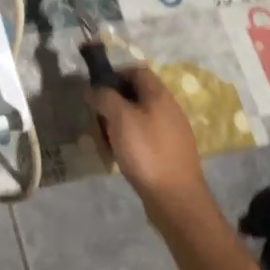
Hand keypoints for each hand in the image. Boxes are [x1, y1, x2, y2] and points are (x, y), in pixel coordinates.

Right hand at [86, 66, 209, 216]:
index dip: (114, 73)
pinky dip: (130, 139)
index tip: (96, 88)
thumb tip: (93, 89)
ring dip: (119, 122)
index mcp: (160, 95)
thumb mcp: (119, 118)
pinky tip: (120, 153)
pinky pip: (145, 136)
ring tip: (105, 137)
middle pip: (137, 94)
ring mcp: (172, 133)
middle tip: (97, 115)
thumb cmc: (146, 151)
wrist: (176, 199)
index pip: (136, 70)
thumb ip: (104, 96)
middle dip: (113, 101)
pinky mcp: (171, 153)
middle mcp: (169, 109)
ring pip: (139, 117)